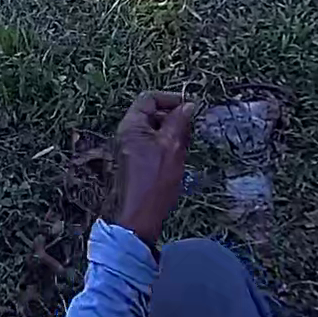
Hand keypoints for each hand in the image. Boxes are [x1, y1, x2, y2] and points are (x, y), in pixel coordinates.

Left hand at [112, 91, 197, 243]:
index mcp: (131, 125)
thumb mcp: (171, 147)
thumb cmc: (154, 181)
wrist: (138, 217)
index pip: (149, 98)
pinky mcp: (136, 161)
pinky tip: (178, 158)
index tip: (189, 108)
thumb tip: (188, 105)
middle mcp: (127, 133)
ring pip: (154, 130)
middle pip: (152, 113)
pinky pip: (153, 144)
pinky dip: (167, 146)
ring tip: (185, 147)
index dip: (170, 99)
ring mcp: (130, 147)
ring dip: (172, 133)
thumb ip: (179, 122)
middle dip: (173, 117)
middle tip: (189, 131)